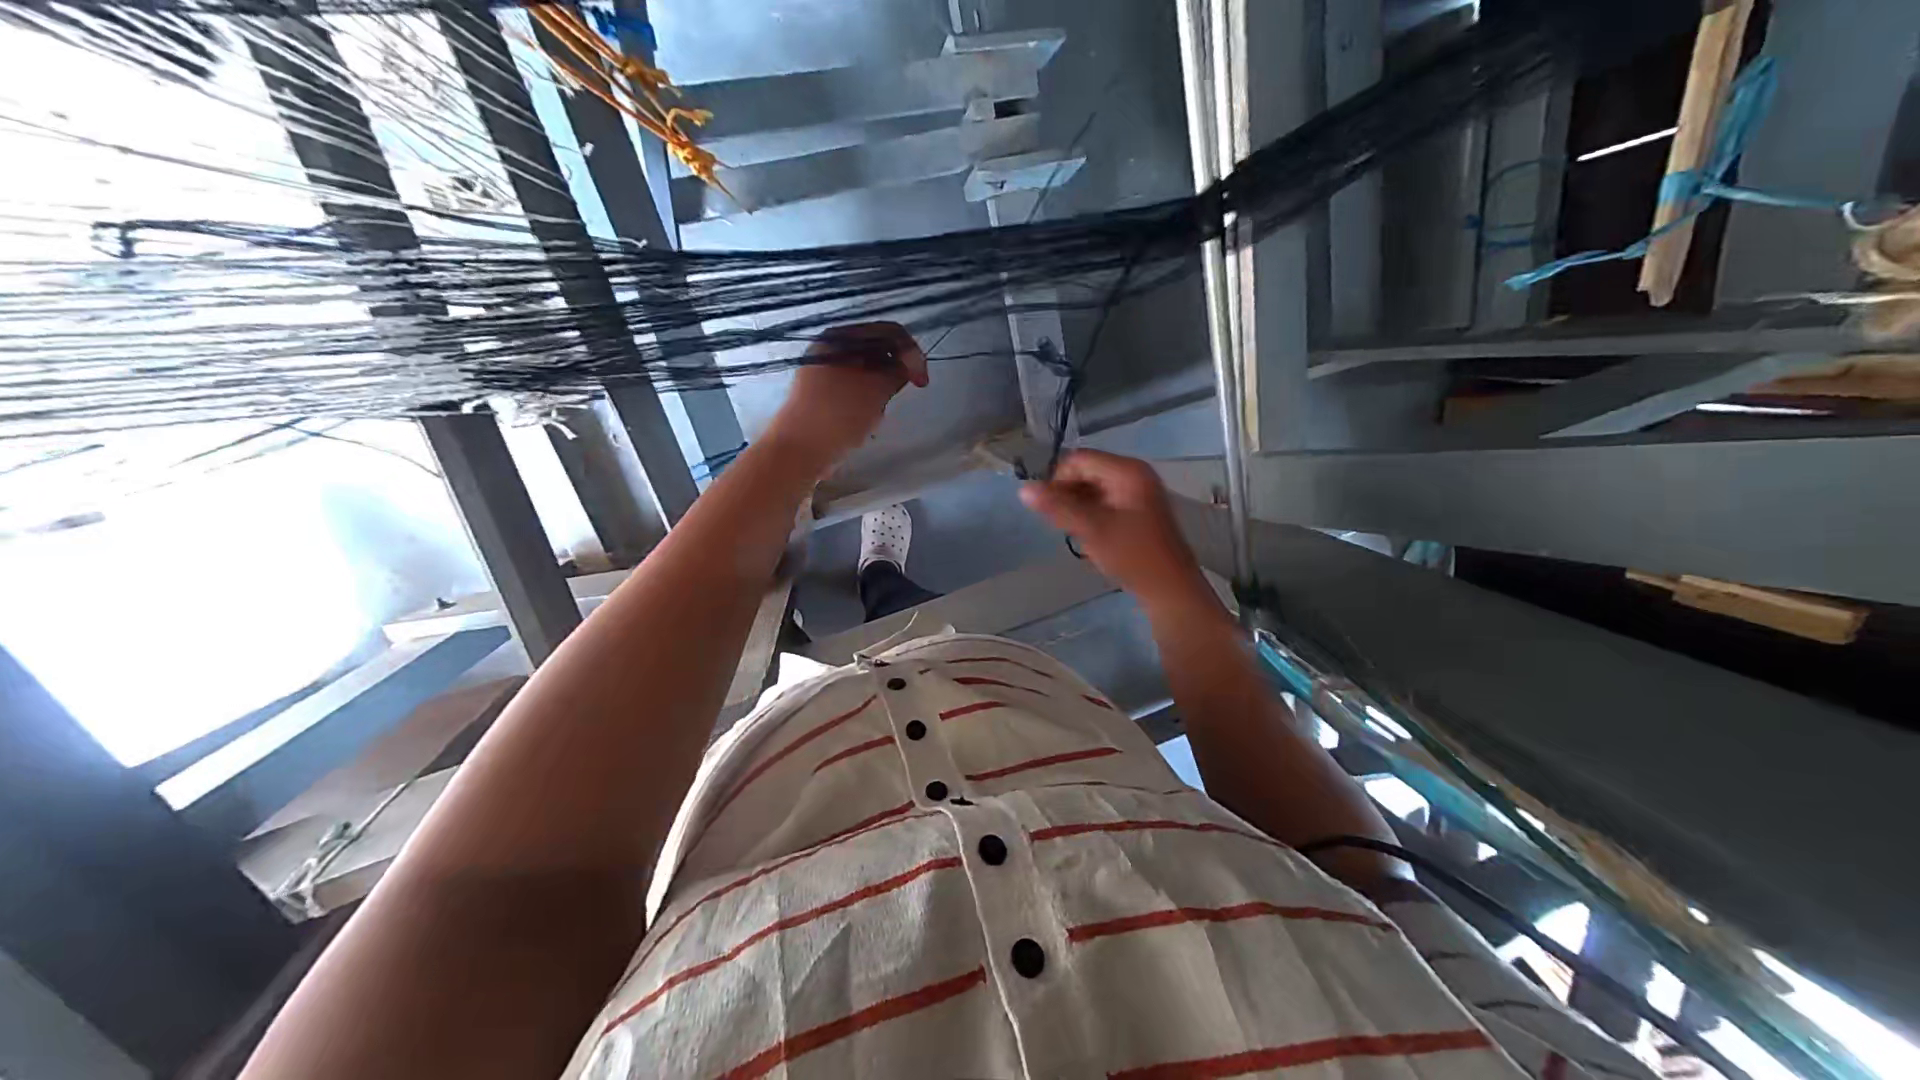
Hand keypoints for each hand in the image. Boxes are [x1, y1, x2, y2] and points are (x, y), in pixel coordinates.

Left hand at [763, 322, 928, 471]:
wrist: (797, 452)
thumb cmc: (838, 415)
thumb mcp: (876, 389)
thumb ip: (899, 371)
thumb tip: (906, 367)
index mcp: (839, 337)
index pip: (888, 332)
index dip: (912, 353)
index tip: (922, 382)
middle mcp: (830, 349)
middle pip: (878, 351)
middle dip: (895, 374)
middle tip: (899, 396)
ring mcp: (825, 374)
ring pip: (868, 374)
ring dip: (880, 392)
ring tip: (874, 415)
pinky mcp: (823, 397)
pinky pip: (855, 392)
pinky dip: (866, 404)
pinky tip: (863, 424)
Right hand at [1019, 450, 1209, 609]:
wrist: (1170, 589)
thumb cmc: (1133, 556)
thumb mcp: (1092, 530)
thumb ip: (1057, 507)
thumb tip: (1022, 489)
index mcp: (1127, 471)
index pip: (1078, 460)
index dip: (1058, 480)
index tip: (1050, 510)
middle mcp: (1134, 473)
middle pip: (1086, 470)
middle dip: (1068, 494)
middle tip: (1062, 524)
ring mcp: (1138, 490)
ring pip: (1093, 486)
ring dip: (1078, 505)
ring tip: (1076, 531)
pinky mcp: (1138, 507)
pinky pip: (1105, 499)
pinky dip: (1091, 513)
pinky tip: (1089, 534)